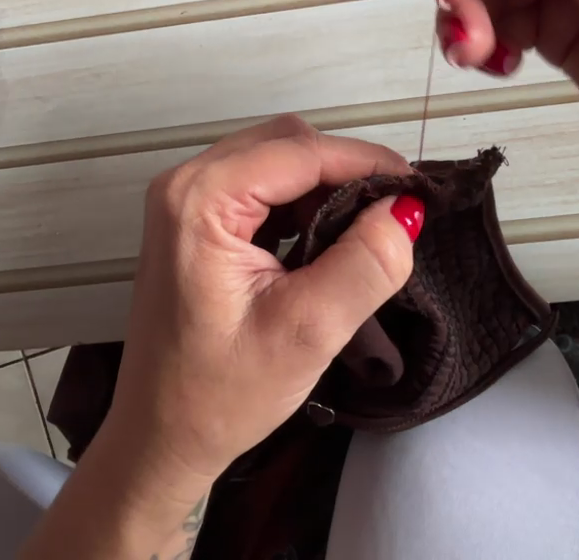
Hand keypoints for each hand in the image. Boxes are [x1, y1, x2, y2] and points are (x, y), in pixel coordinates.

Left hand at [102, 115, 421, 487]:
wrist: (160, 435)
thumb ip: (365, 264)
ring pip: (274, 158)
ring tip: (364, 229)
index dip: (365, 161)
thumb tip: (406, 209)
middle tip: (394, 211)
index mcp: (200, 199)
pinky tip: (324, 237)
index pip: (299, 152)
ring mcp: (185, 196)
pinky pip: (259, 182)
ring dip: (323, 184)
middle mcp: (185, 182)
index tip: (419, 187)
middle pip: (284, 143)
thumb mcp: (307, 331)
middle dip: (344, 168)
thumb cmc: (221, 394)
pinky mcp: (194, 216)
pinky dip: (299, 198)